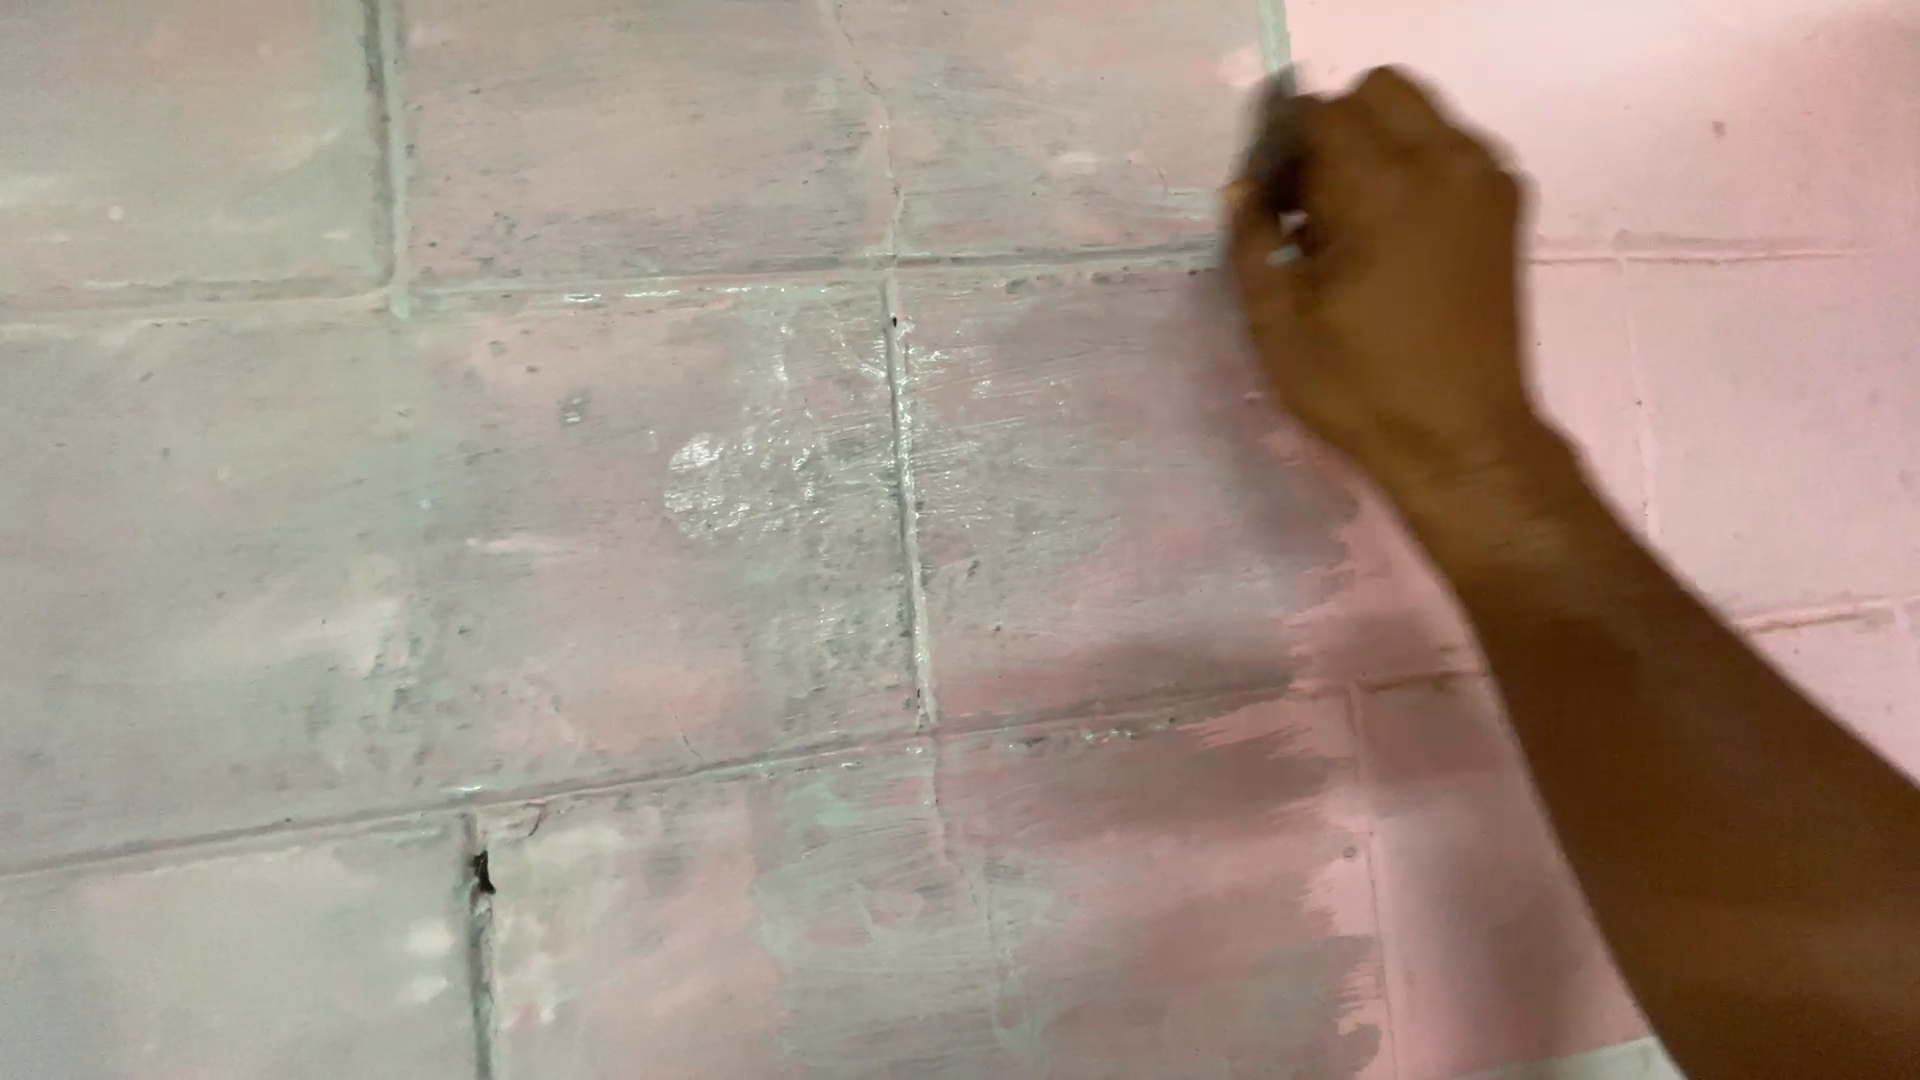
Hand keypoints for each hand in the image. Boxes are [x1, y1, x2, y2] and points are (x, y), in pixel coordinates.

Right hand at [1226, 67, 1551, 504]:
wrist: (1460, 438)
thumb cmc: (1357, 388)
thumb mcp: (1278, 324)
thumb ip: (1252, 242)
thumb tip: (1242, 190)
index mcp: (1385, 192)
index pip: (1322, 115)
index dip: (1278, 145)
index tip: (1261, 197)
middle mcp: (1448, 165)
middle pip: (1378, 93)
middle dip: (1328, 133)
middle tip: (1300, 205)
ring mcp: (1486, 184)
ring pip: (1417, 117)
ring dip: (1368, 151)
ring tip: (1338, 230)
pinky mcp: (1504, 210)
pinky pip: (1446, 152)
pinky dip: (1406, 172)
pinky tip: (1381, 240)